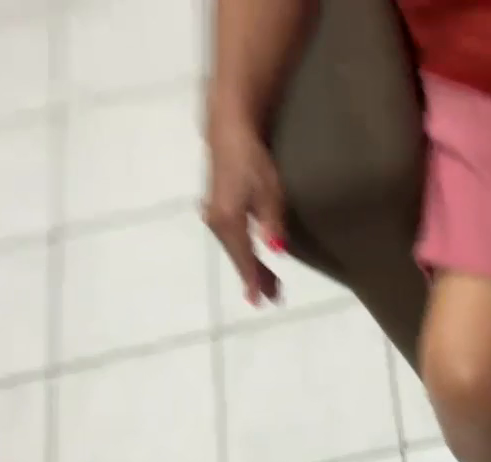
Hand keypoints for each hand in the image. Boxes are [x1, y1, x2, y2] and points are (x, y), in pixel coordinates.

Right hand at [203, 109, 284, 306]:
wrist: (228, 131)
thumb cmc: (252, 160)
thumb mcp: (269, 192)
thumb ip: (272, 222)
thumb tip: (276, 251)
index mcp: (229, 219)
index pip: (244, 257)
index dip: (253, 279)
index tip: (259, 301)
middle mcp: (217, 220)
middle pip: (238, 256)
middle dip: (255, 278)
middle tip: (275, 298)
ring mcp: (214, 214)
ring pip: (235, 249)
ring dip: (251, 267)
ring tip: (269, 286)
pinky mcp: (217, 209)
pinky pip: (232, 240)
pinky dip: (244, 253)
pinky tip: (253, 261)